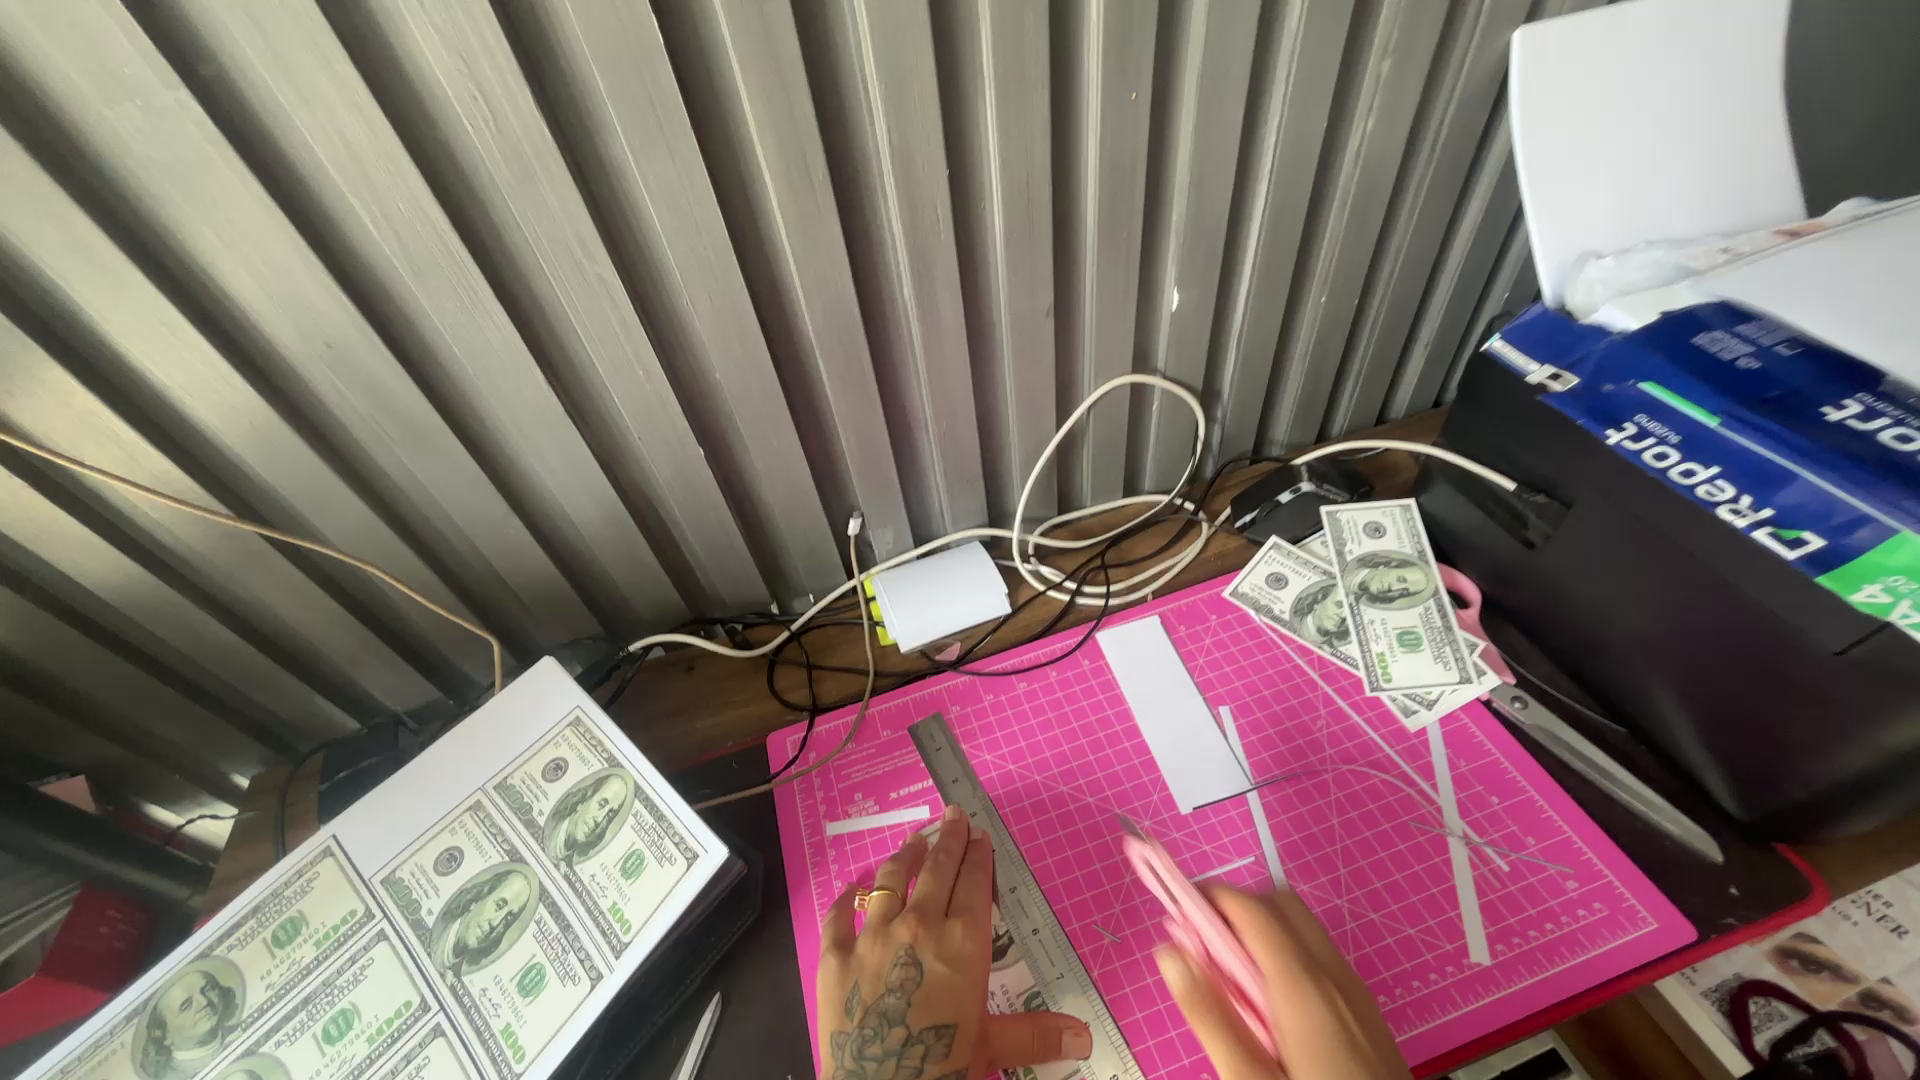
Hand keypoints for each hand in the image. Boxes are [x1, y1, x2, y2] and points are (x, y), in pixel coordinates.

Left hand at [817, 804, 1093, 1079]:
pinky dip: (846, 896)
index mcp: (961, 943)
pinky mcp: (835, 956)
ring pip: (890, 881)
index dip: (978, 856)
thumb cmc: (941, 1068)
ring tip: (913, 840)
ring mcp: (872, 936)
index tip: (980, 835)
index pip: (974, 884)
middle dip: (947, 838)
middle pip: (936, 870)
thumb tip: (1086, 1037)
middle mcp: (918, 926)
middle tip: (952, 814)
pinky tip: (852, 885)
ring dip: (905, 856)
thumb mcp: (992, 1048)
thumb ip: (1035, 1034)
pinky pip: (839, 915)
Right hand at [1157, 886, 1408, 1079]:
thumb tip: (1169, 951)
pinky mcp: (1367, 1014)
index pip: (1250, 907)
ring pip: (1303, 929)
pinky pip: (1321, 958)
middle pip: (1280, 904)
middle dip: (1236, 910)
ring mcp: (1357, 993)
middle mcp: (1335, 975)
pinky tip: (1271, 1007)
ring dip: (1261, 932)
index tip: (1177, 916)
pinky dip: (1286, 955)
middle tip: (1202, 947)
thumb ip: (1209, 1014)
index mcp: (1303, 985)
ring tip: (1230, 980)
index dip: (1208, 898)